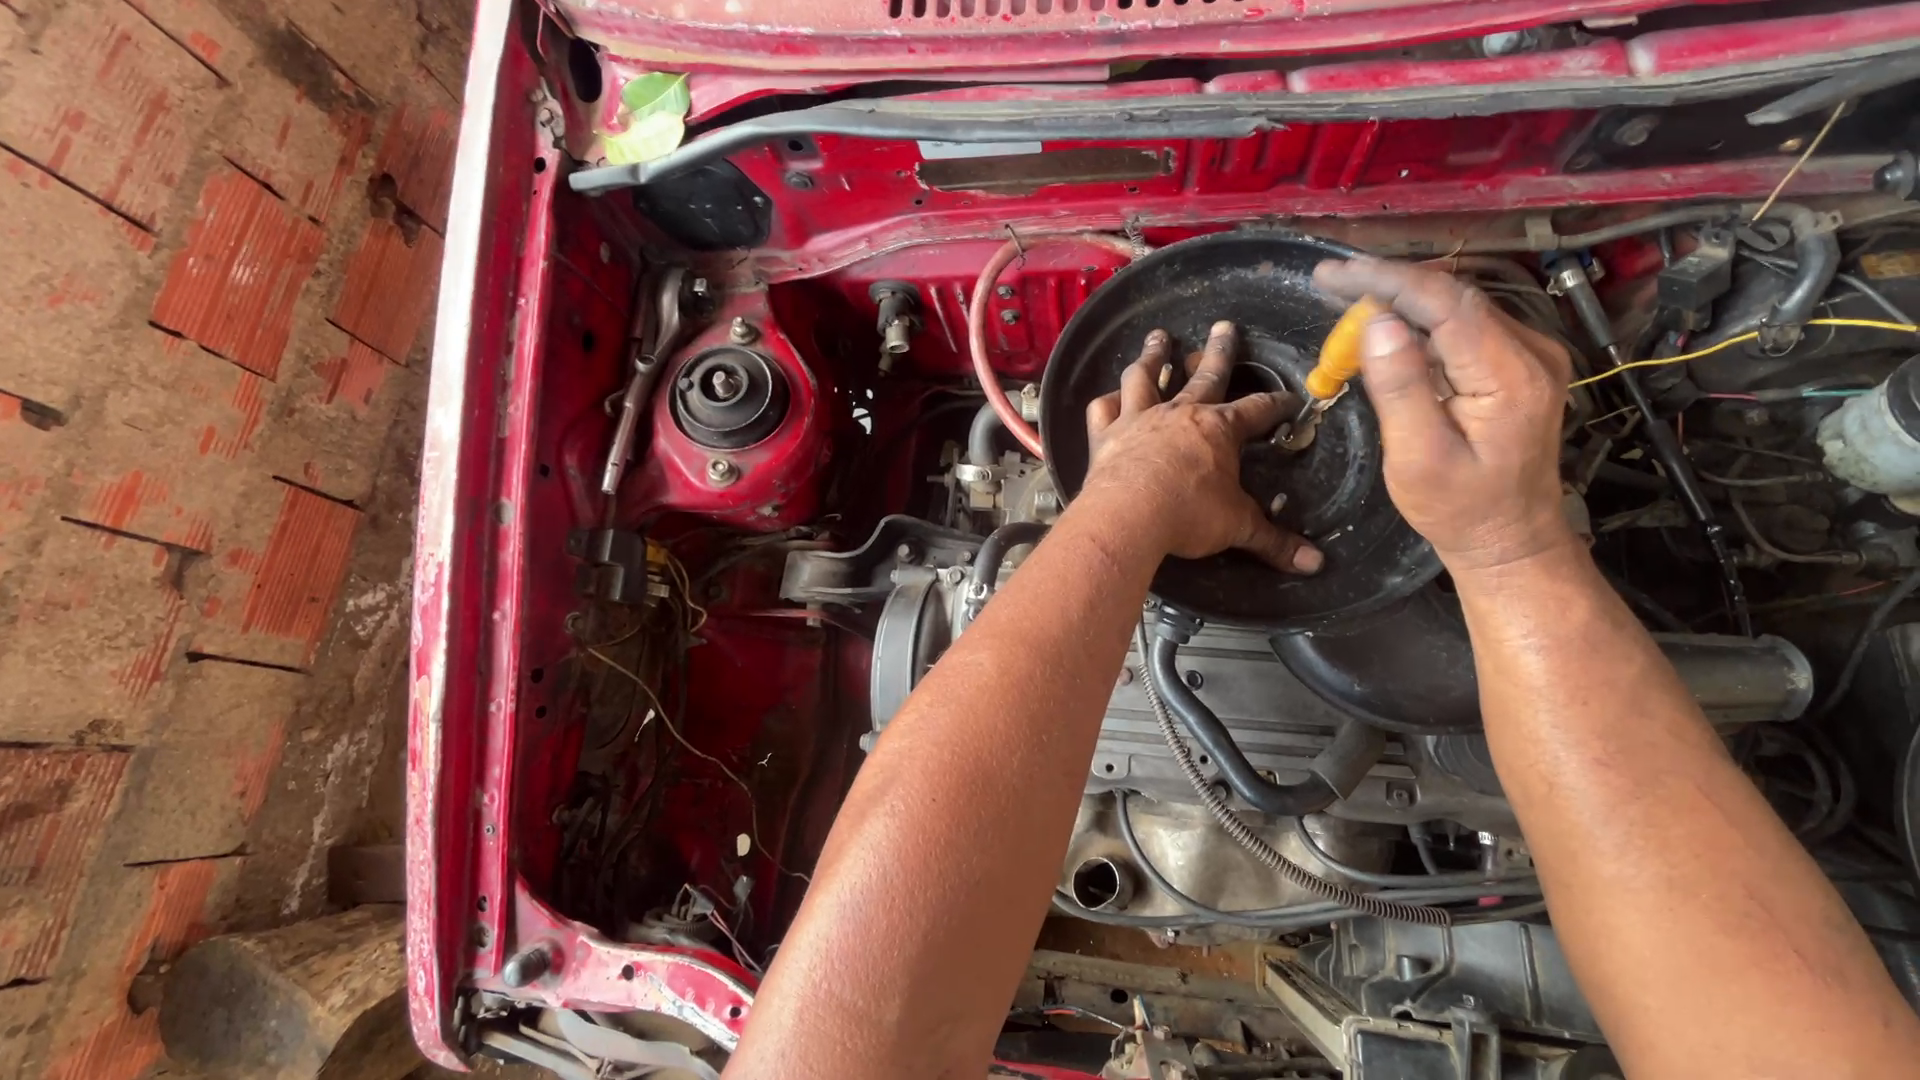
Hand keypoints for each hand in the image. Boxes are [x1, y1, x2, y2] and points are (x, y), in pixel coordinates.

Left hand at [1081, 321, 1321, 573]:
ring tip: (1158, 339)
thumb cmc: (1188, 515)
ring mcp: (1138, 419)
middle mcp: (1180, 413)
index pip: (1257, 410)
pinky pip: (1102, 408)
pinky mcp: (1105, 435)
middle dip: (1220, 350)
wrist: (1128, 515)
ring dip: (1153, 356)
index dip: (1276, 404)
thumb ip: (1274, 541)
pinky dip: (1107, 400)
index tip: (1288, 398)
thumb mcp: (1238, 527)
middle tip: (1225, 326)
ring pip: (1146, 376)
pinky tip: (1110, 396)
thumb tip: (1314, 564)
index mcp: (1219, 429)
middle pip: (1205, 374)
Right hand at [1313, 256, 1573, 573]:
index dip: (1385, 281)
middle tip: (1327, 282)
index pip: (1445, 302)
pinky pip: (1459, 327)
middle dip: (1385, 284)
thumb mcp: (1418, 457)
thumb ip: (1400, 388)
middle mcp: (1529, 350)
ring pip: (1453, 307)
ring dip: (1397, 300)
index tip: (1332, 274)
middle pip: (1451, 296)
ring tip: (1342, 298)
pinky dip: (1414, 322)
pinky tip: (1380, 327)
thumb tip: (1376, 324)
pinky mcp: (1513, 364)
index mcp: (1510, 373)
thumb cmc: (1460, 508)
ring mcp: (1526, 354)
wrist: (1510, 538)